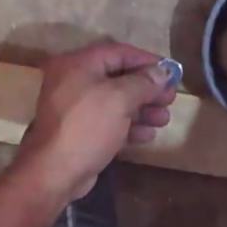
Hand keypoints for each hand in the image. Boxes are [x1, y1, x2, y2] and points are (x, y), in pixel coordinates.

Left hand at [13, 41, 178, 200]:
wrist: (55, 172)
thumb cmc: (87, 127)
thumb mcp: (119, 99)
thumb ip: (144, 83)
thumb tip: (163, 72)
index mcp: (77, 65)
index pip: (118, 53)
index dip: (147, 61)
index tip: (170, 72)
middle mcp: (74, 82)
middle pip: (118, 78)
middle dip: (147, 89)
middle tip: (170, 99)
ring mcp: (77, 109)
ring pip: (116, 103)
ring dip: (143, 110)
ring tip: (164, 119)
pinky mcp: (81, 132)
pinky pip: (109, 123)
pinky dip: (129, 126)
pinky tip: (148, 135)